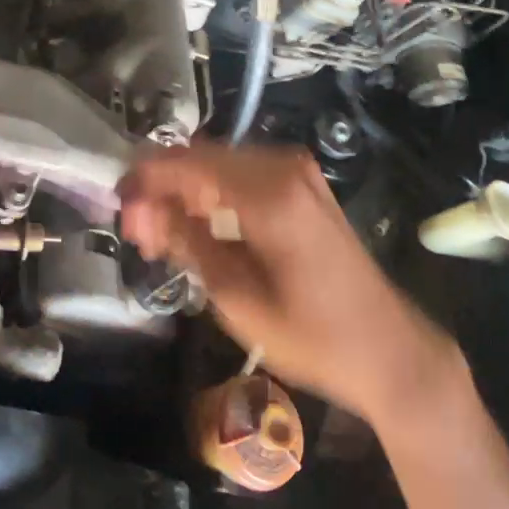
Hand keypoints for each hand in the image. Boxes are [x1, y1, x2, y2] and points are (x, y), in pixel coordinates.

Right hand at [118, 144, 465, 426]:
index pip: (184, 164)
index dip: (144, 182)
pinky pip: (243, 174)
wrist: (390, 351)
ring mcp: (299, 173)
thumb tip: (140, 210)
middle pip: (200, 157)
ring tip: (162, 235)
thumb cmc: (312, 336)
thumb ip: (186, 242)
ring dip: (186, 190)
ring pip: (219, 163)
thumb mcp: (237, 298)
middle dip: (163, 188)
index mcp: (267, 193)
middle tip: (138, 231)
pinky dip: (215, 193)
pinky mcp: (305, 186)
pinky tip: (200, 226)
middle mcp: (283, 168)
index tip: (118, 209)